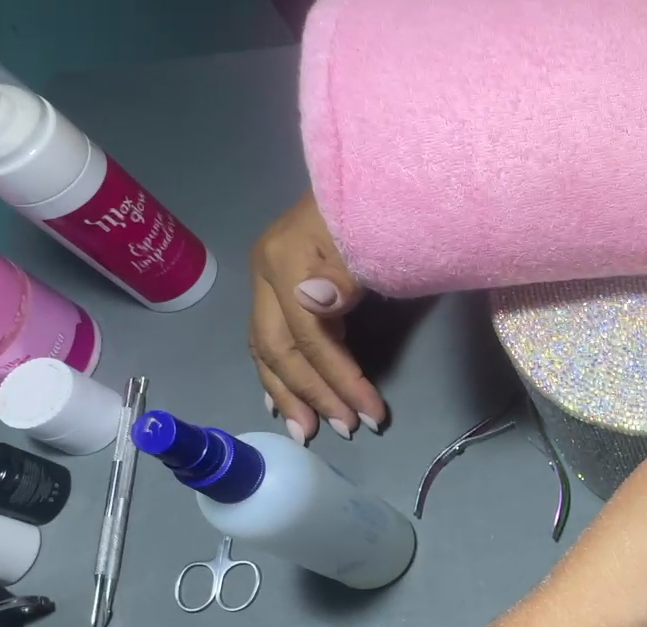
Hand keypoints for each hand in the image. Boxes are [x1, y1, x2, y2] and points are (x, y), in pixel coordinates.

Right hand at [248, 192, 382, 442]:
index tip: (372, 416)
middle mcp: (267, 272)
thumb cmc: (379, 210)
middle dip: (311, 395)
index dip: (340, 381)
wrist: (375, 174)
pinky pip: (273, 337)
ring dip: (289, 393)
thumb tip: (314, 304)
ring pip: (268, 349)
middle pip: (279, 350)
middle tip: (342, 431)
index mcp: (285, 262)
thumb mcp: (368, 240)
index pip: (309, 339)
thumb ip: (343, 274)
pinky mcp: (282, 285)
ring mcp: (270, 278)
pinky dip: (280, 373)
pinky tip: (282, 399)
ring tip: (305, 429)